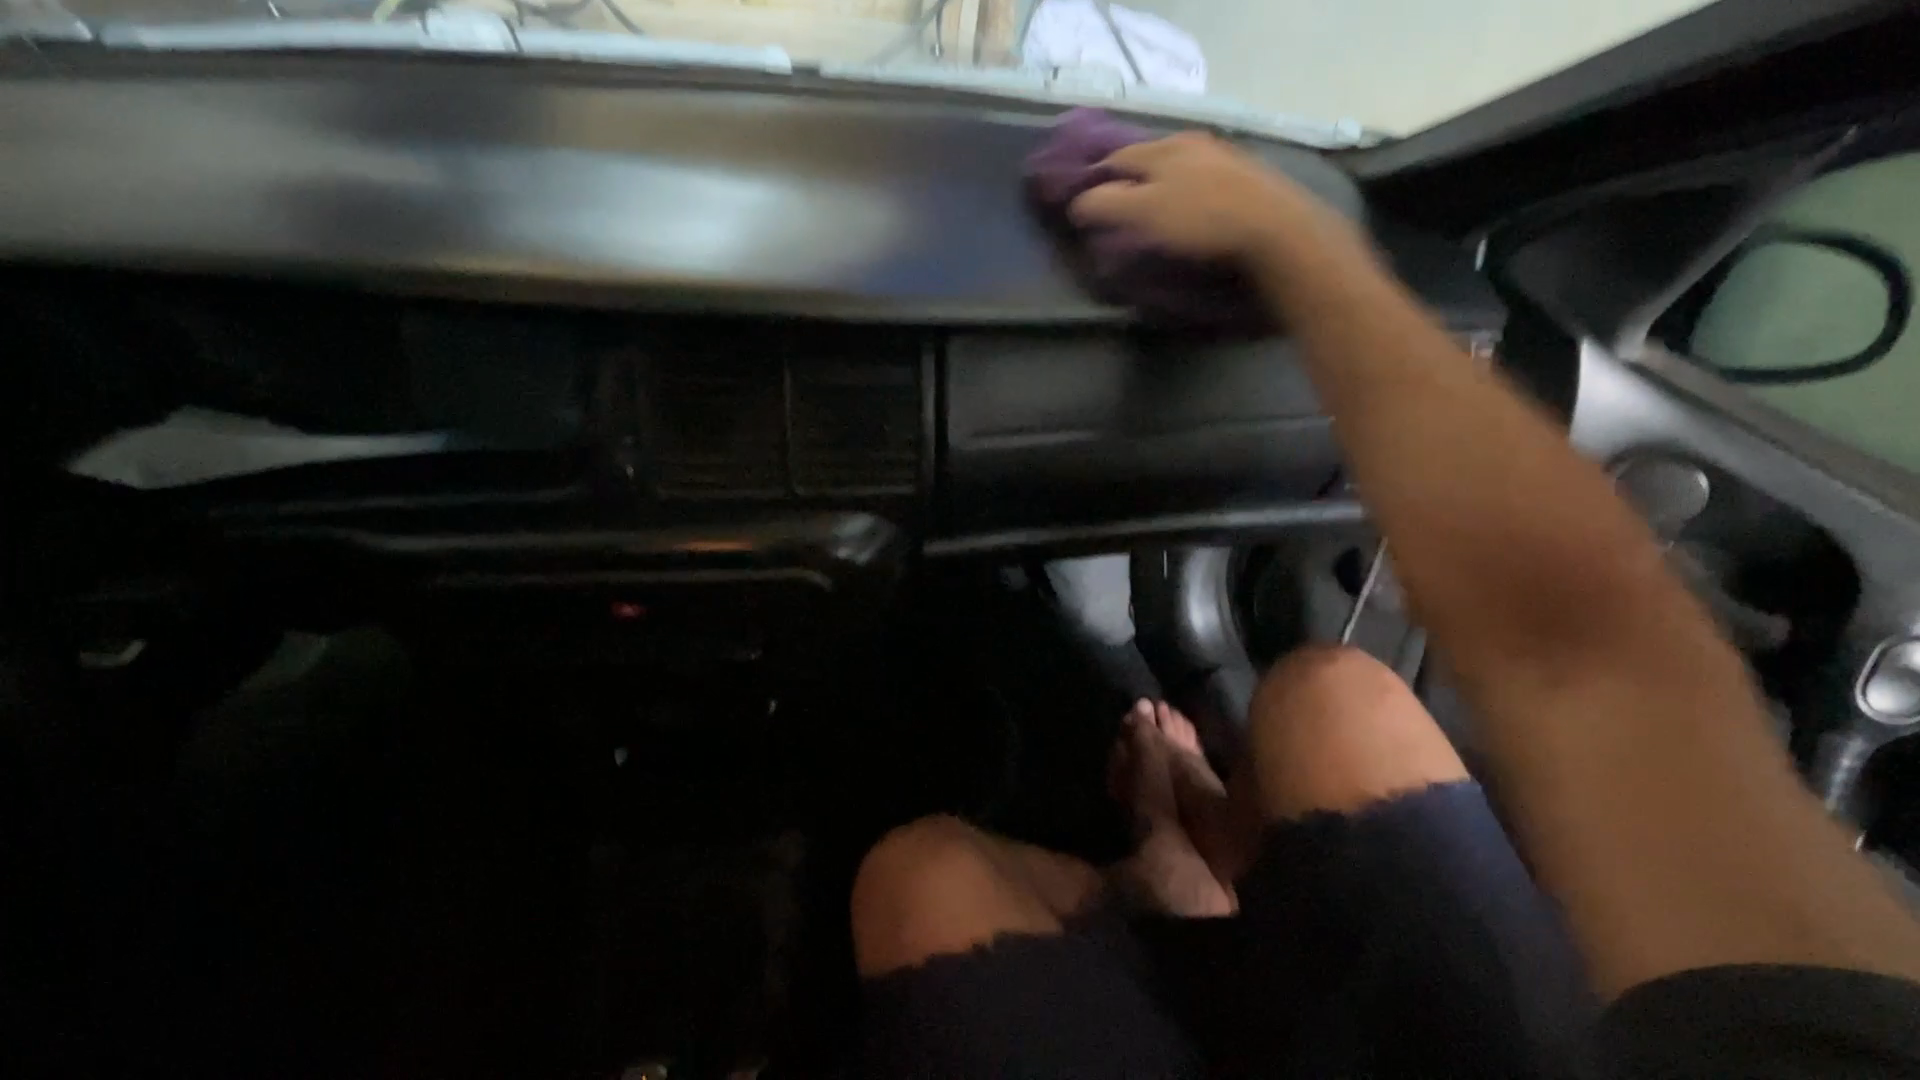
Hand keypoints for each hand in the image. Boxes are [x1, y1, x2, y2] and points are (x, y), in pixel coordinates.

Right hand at [1068, 132, 1323, 262]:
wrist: (1276, 228)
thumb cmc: (1201, 219)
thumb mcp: (1142, 213)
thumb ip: (1105, 204)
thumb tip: (1078, 202)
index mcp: (1163, 147)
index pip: (1116, 157)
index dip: (1095, 180)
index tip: (1084, 205)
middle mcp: (1193, 142)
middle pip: (1148, 160)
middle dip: (1129, 182)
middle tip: (1117, 211)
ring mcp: (1224, 158)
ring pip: (1178, 169)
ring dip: (1161, 188)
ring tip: (1153, 215)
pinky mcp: (1247, 179)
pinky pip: (1204, 183)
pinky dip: (1188, 197)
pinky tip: (1191, 216)